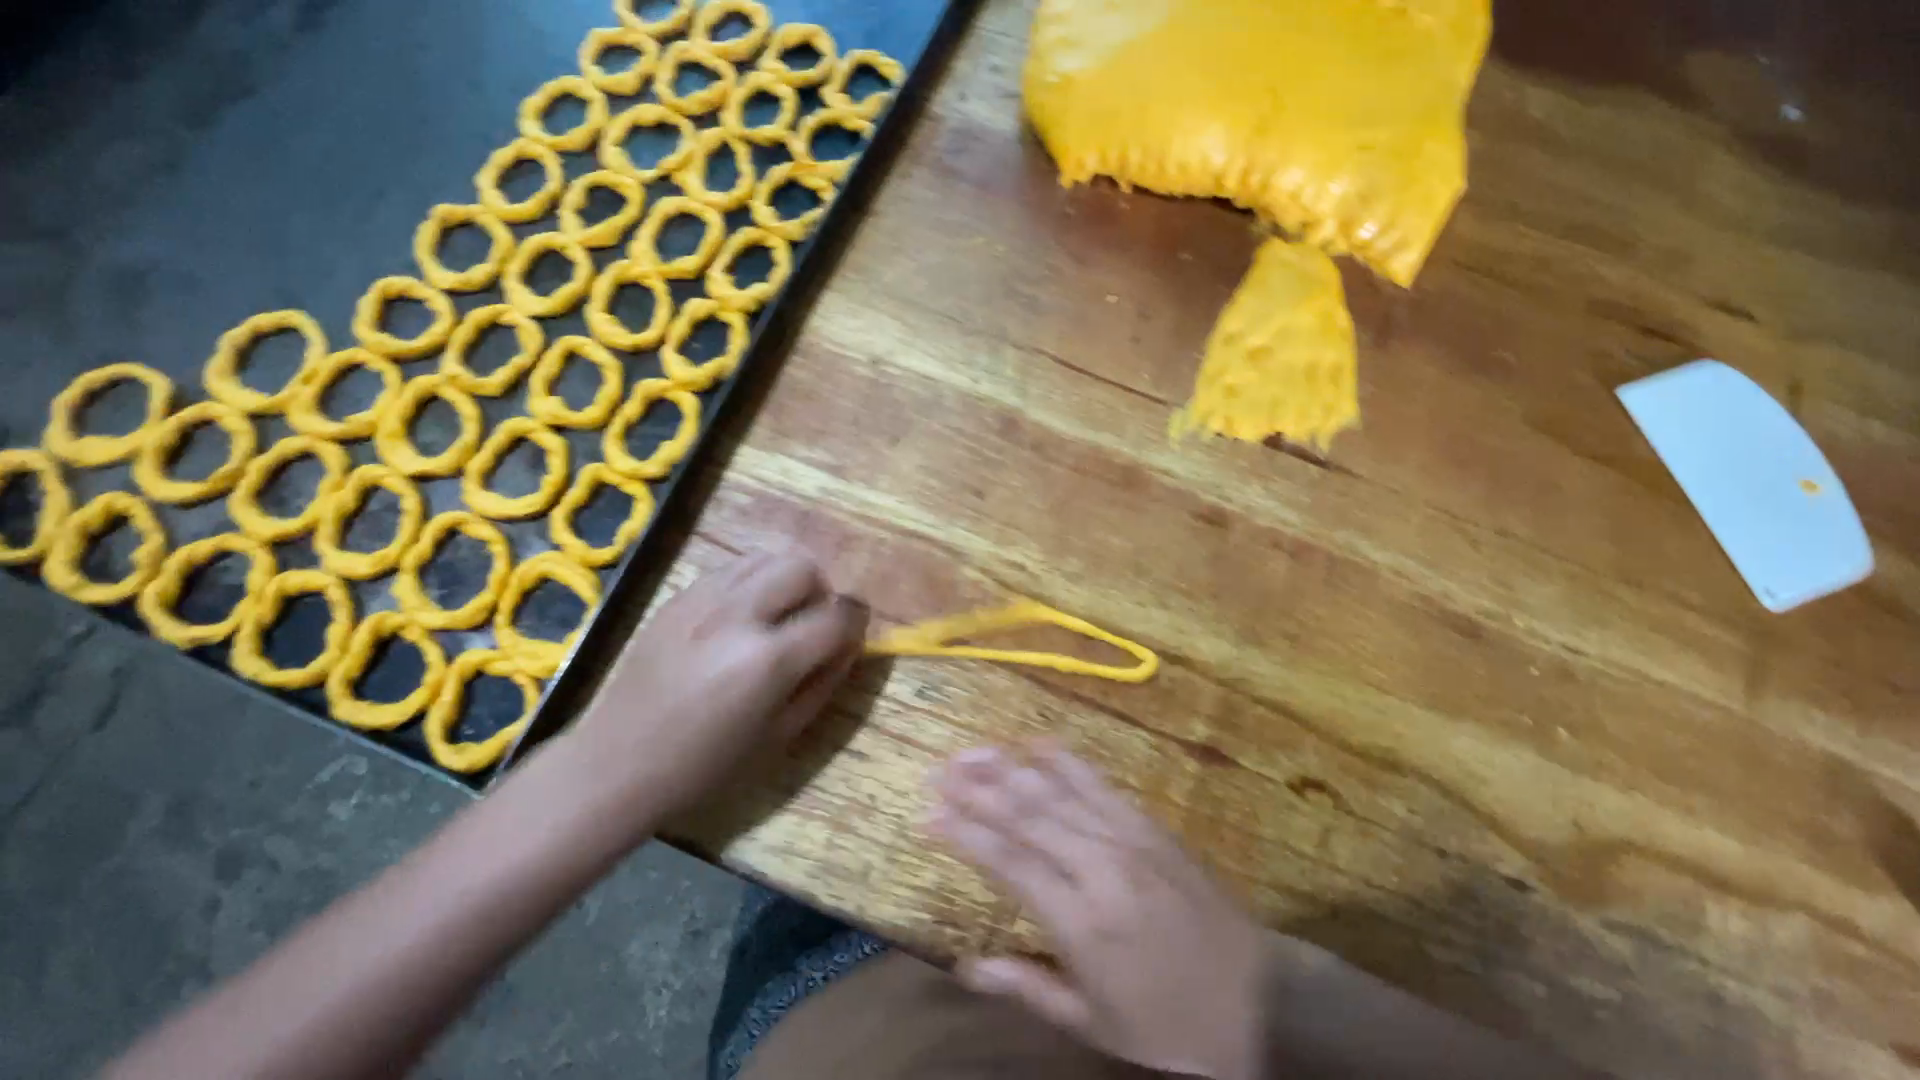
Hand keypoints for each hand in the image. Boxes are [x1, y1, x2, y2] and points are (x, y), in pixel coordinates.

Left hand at [564, 549, 868, 822]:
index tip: (851, 636)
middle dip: (819, 593)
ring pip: (767, 557)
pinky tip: (738, 621)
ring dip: (784, 582)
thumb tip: (847, 643)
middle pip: (802, 568)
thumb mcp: (780, 735)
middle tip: (809, 626)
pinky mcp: (678, 596)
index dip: (854, 624)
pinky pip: (731, 570)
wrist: (619, 762)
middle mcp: (738, 615)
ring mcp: (703, 599)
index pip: (836, 617)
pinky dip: (750, 585)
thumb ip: (823, 682)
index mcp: (768, 660)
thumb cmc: (705, 766)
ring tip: (775, 618)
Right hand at [931, 745, 1272, 1079]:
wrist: (1263, 1004)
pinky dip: (1068, 762)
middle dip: (978, 790)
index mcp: (1081, 923)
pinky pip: (1104, 786)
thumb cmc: (1167, 1028)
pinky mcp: (1156, 829)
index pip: (1009, 864)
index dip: (964, 835)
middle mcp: (1102, 870)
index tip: (926, 814)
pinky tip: (1040, 745)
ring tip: (973, 750)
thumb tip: (965, 966)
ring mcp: (1132, 842)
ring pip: (1061, 792)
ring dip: (1013, 768)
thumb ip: (1027, 985)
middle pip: (1029, 816)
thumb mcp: (1093, 1023)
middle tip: (938, 770)